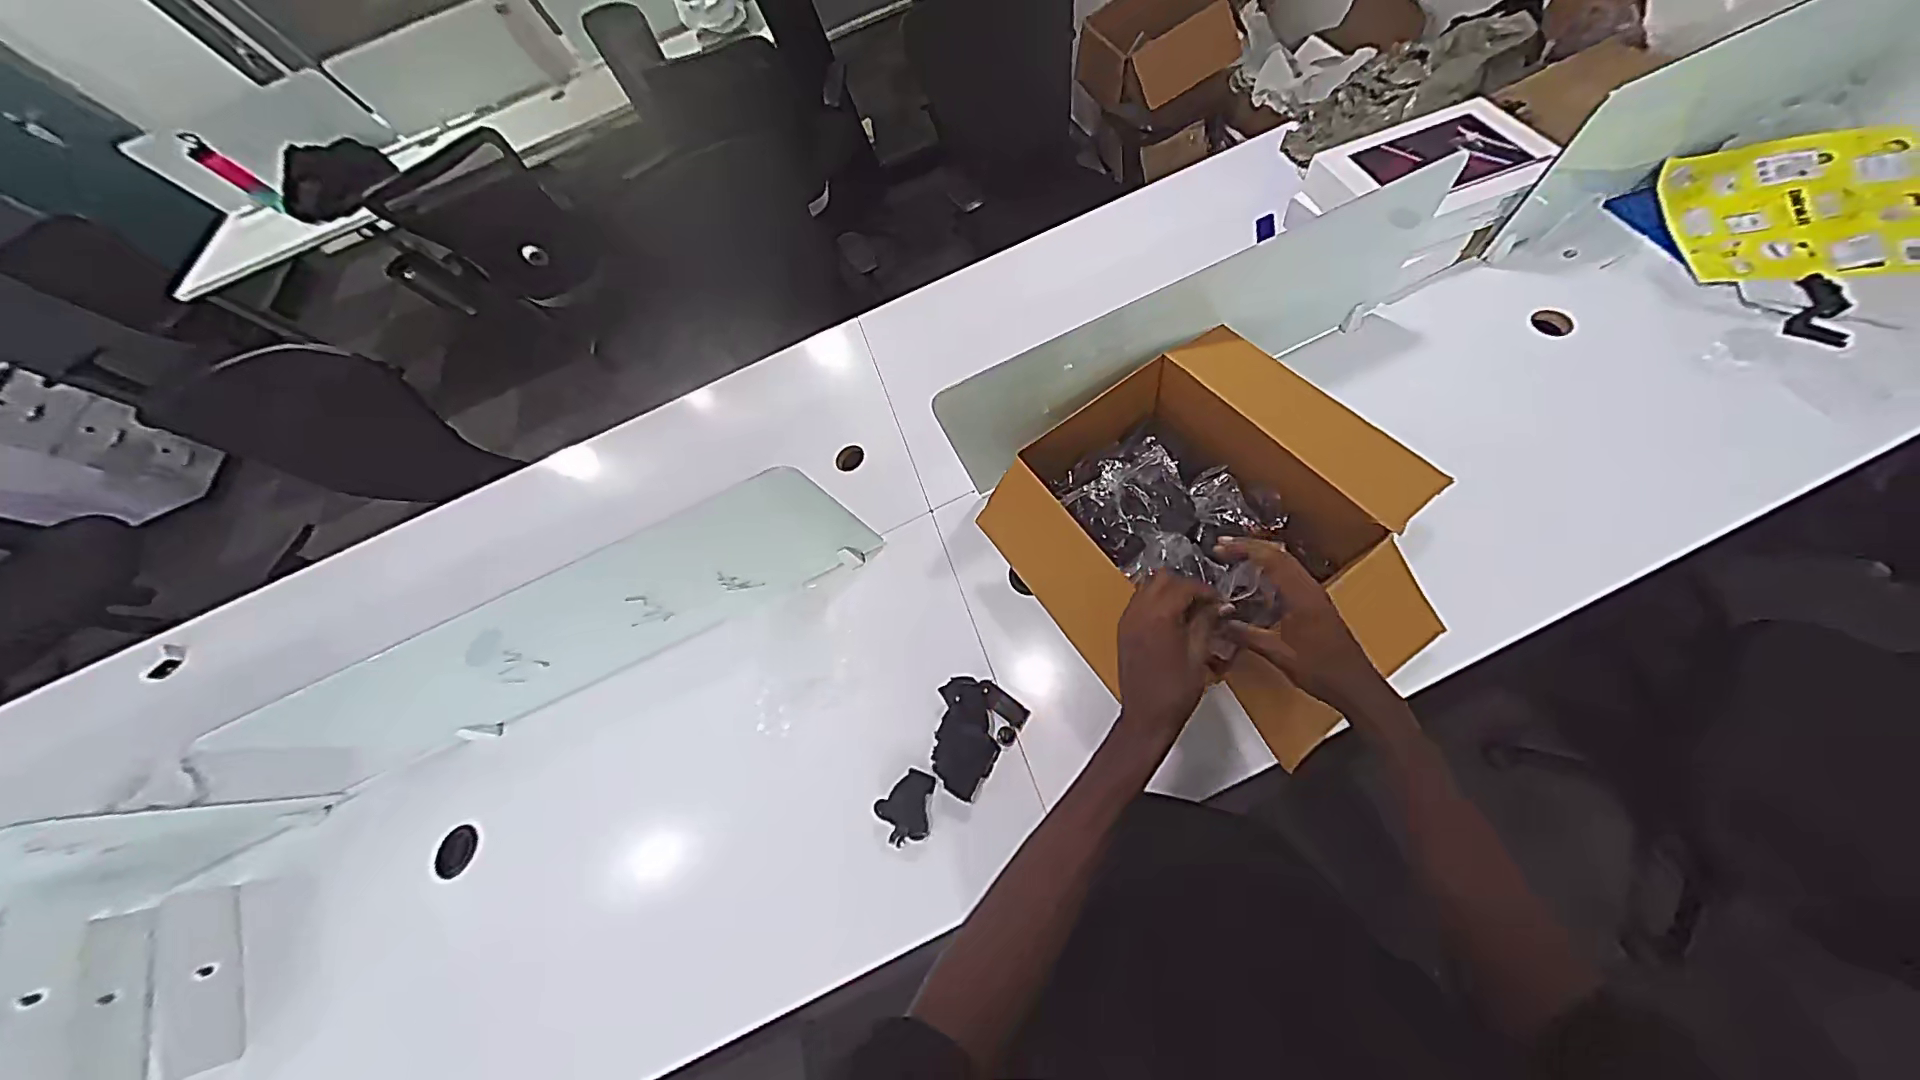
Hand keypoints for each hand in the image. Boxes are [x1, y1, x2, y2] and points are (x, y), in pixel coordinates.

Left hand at [1116, 572, 1229, 739]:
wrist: (1146, 715)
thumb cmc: (1174, 692)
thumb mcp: (1198, 655)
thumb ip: (1206, 623)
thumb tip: (1217, 606)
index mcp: (1158, 617)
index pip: (1183, 585)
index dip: (1205, 590)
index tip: (1218, 601)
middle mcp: (1138, 613)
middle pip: (1161, 579)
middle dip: (1185, 585)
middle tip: (1205, 602)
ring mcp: (1127, 621)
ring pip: (1147, 588)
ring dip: (1169, 592)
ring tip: (1191, 611)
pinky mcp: (1123, 630)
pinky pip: (1139, 603)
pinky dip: (1156, 603)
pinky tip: (1173, 621)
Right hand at [1215, 538, 1394, 714]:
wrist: (1355, 685)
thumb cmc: (1324, 670)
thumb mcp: (1277, 653)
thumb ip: (1245, 634)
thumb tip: (1220, 622)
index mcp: (1303, 595)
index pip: (1272, 558)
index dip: (1244, 549)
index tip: (1221, 548)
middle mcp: (1311, 590)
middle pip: (1279, 554)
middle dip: (1249, 547)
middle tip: (1223, 547)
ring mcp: (1314, 596)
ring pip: (1285, 564)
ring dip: (1259, 558)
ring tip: (1234, 558)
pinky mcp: (1314, 605)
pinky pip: (1289, 578)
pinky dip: (1268, 573)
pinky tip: (1254, 583)